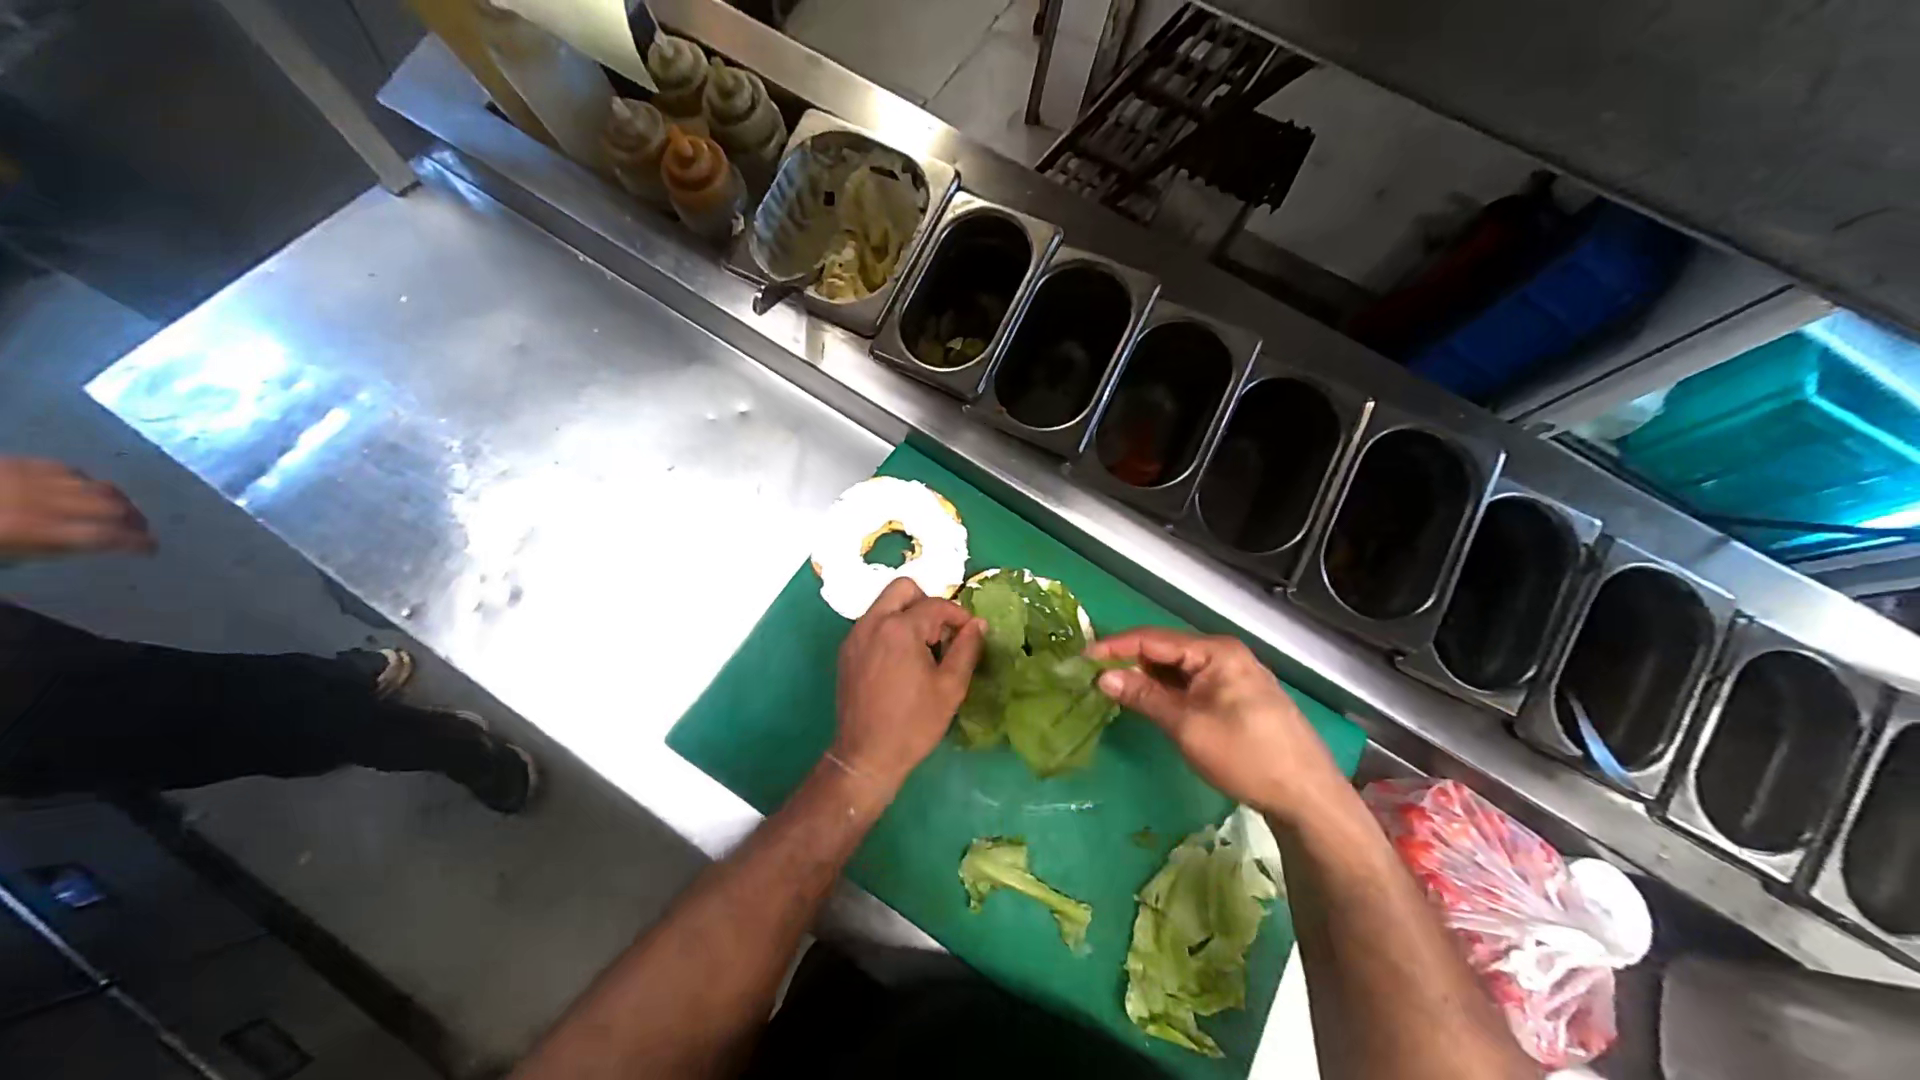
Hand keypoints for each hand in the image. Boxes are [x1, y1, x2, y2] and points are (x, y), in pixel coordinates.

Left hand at [0, 458, 153, 558]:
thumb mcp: (13, 554)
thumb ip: (58, 548)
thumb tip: (100, 543)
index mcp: (42, 531)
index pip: (109, 535)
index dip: (139, 541)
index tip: (151, 548)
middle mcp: (49, 503)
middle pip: (115, 508)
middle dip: (135, 520)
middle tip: (141, 529)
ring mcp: (38, 479)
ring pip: (101, 487)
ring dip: (120, 500)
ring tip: (123, 510)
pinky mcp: (25, 463)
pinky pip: (71, 469)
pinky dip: (89, 481)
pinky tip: (89, 488)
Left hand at [831, 578, 985, 792]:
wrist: (866, 756)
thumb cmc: (913, 724)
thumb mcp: (950, 687)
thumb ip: (967, 649)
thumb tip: (978, 624)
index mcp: (899, 628)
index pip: (935, 605)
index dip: (958, 616)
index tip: (970, 633)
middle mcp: (872, 622)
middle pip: (903, 588)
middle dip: (927, 603)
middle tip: (941, 633)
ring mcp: (855, 636)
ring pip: (885, 604)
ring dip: (908, 615)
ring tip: (924, 649)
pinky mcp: (847, 651)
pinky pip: (873, 623)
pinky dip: (891, 629)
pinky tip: (902, 661)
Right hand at [1089, 627, 1347, 822]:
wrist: (1306, 796)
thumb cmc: (1244, 755)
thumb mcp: (1185, 725)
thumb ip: (1143, 696)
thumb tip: (1103, 677)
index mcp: (1215, 651)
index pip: (1153, 638)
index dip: (1115, 647)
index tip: (1082, 658)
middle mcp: (1225, 654)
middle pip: (1166, 649)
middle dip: (1130, 661)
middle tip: (1095, 676)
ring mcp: (1234, 675)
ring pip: (1179, 668)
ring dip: (1148, 677)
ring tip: (1115, 689)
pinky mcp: (1238, 696)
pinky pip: (1193, 682)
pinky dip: (1168, 690)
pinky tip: (1151, 702)